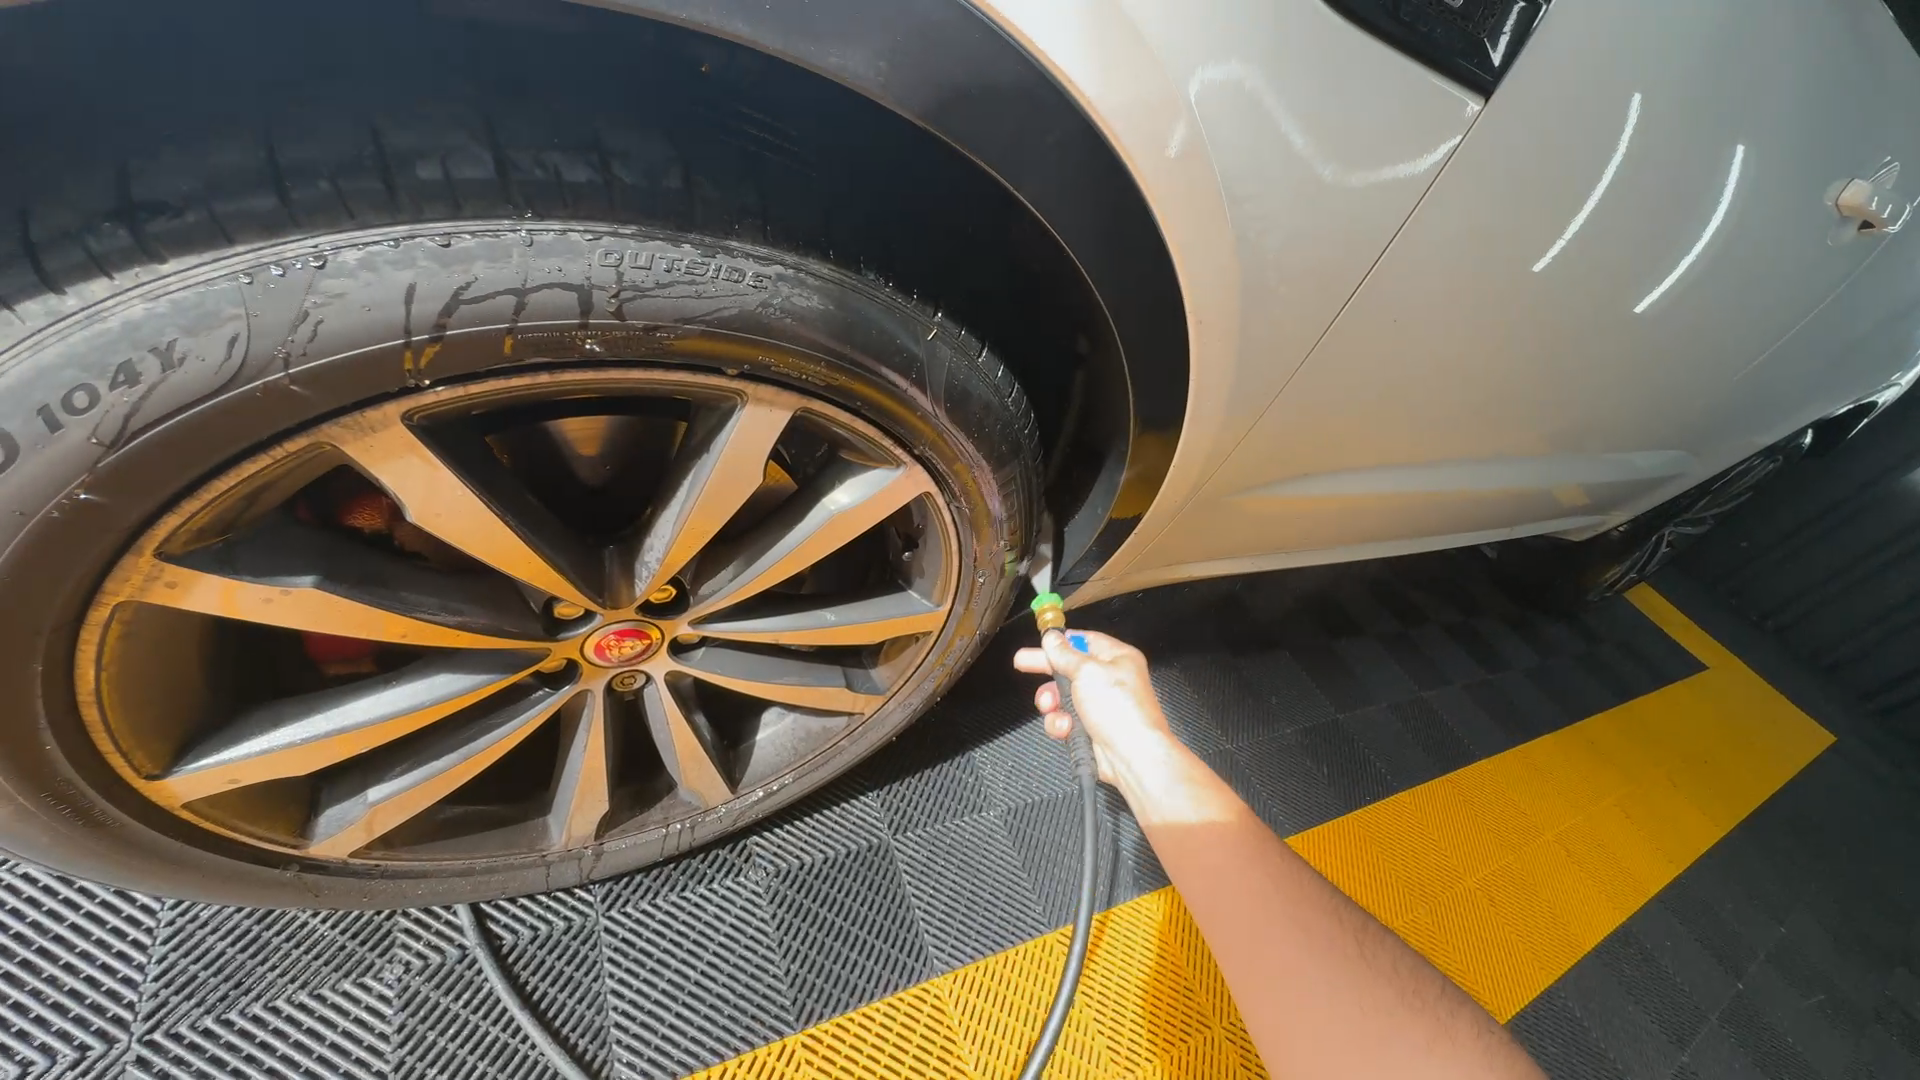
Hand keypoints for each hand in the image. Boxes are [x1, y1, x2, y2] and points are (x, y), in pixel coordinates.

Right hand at [1014, 629, 1176, 785]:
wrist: (1132, 757)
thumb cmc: (1120, 710)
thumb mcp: (1086, 672)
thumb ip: (1064, 654)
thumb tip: (1052, 637)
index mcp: (1117, 658)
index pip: (1084, 641)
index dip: (1061, 642)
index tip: (1040, 642)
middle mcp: (1110, 679)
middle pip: (1069, 668)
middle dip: (1046, 669)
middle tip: (1022, 663)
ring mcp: (1100, 705)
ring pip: (1062, 696)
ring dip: (1052, 702)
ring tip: (1049, 706)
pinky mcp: (1091, 728)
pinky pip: (1065, 720)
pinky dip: (1060, 724)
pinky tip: (1064, 728)